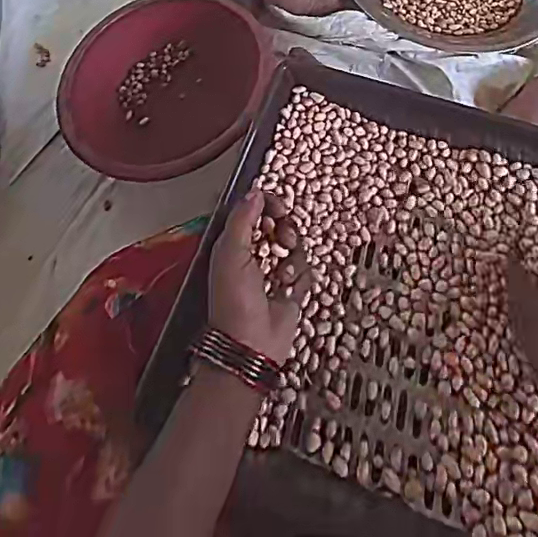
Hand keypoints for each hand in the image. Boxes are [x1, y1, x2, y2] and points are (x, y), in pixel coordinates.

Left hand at [210, 190, 308, 361]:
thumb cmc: (234, 299)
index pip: (256, 210)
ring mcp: (275, 271)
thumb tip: (255, 192)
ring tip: (282, 274)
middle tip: (283, 240)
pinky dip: (299, 279)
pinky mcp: (293, 289)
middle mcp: (256, 254)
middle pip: (280, 225)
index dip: (268, 205)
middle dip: (285, 230)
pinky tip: (287, 290)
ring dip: (293, 258)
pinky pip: (306, 271)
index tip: (278, 207)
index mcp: (236, 242)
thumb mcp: (232, 252)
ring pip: (296, 247)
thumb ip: (242, 219)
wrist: (250, 345)